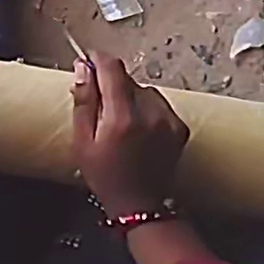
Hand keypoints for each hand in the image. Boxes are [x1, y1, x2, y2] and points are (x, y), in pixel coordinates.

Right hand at [70, 53, 189, 213]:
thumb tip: (82, 67)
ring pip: (143, 90)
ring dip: (129, 96)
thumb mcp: (82, 140)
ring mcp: (169, 120)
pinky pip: (158, 103)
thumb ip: (84, 101)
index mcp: (122, 118)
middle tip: (99, 105)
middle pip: (127, 79)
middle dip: (111, 84)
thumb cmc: (104, 174)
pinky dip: (145, 108)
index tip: (87, 60)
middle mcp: (150, 114)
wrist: (140, 204)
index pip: (113, 69)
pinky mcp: (180, 126)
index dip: (98, 59)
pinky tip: (137, 128)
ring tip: (119, 120)